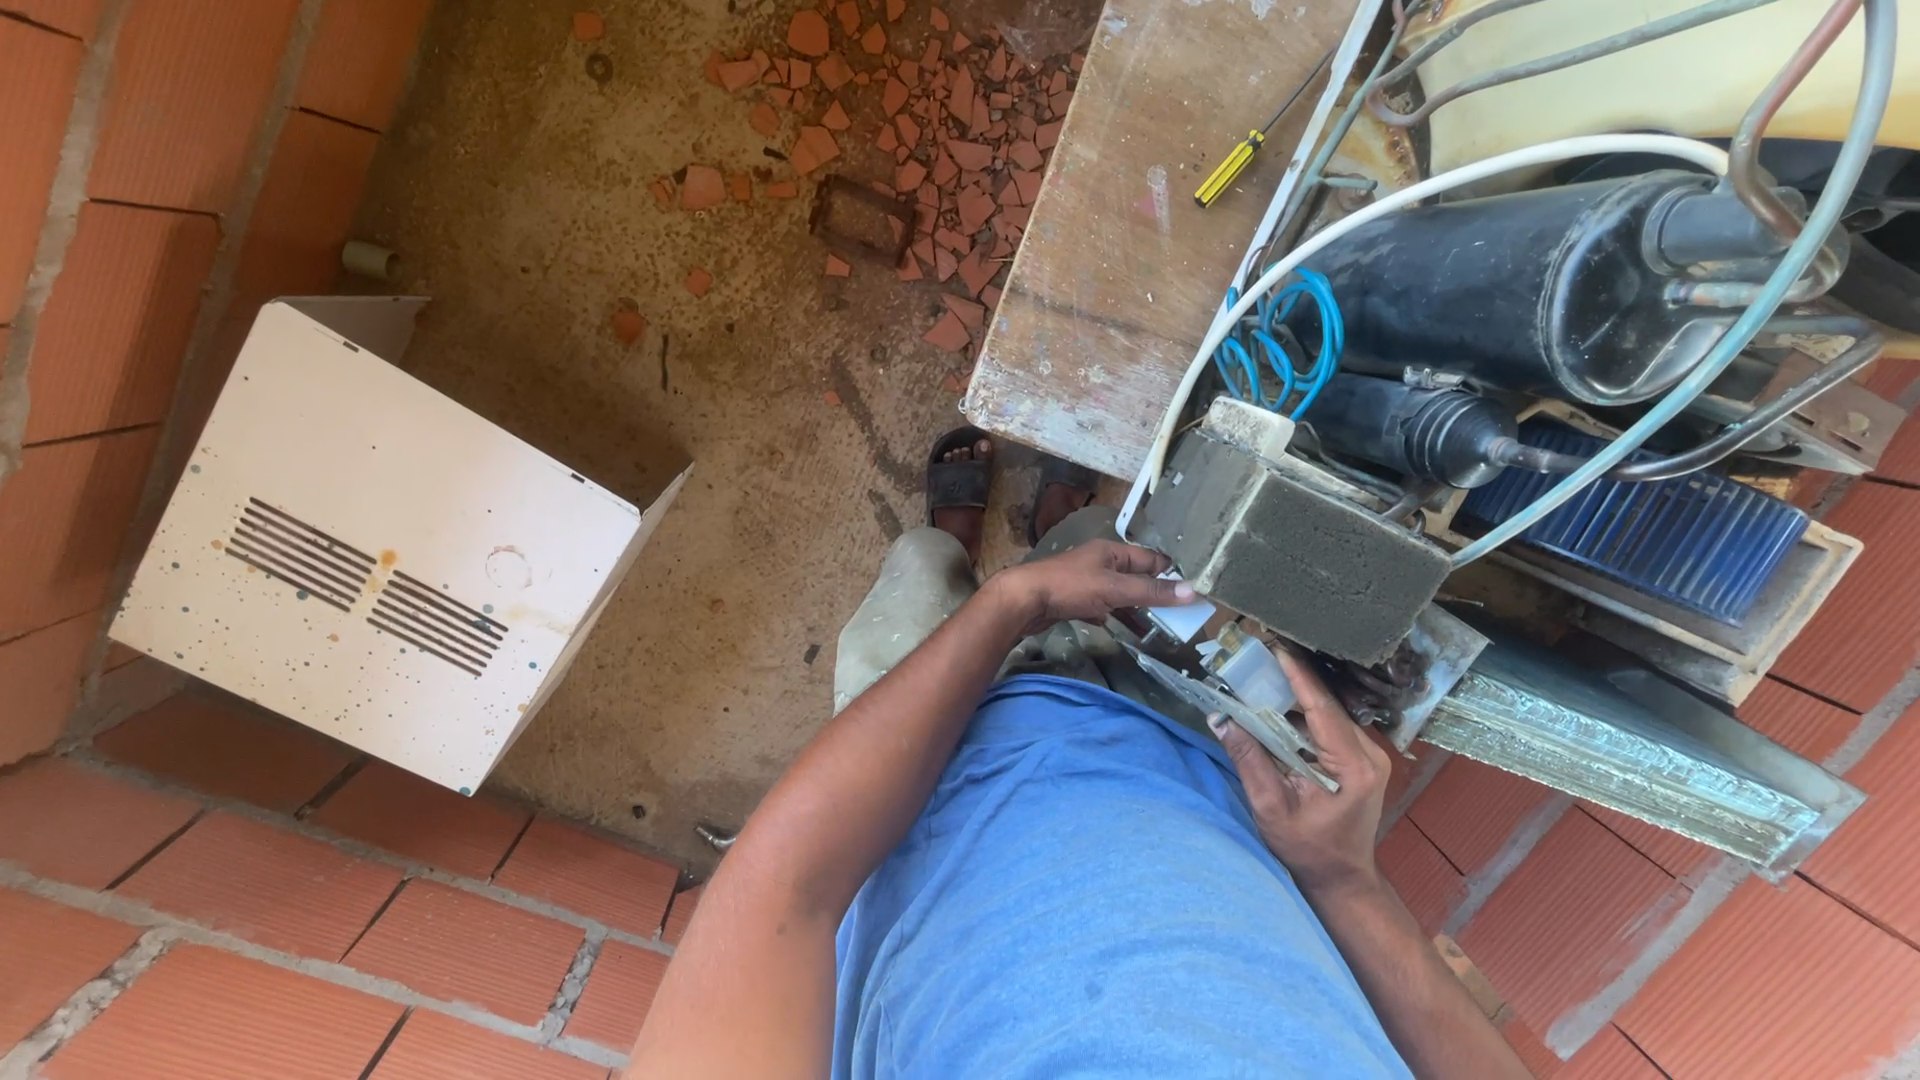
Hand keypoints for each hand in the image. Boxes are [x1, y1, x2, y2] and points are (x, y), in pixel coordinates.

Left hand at [990, 539, 1195, 635]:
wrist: (1022, 600)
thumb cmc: (1069, 587)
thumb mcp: (1115, 589)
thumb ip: (1151, 591)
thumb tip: (1192, 591)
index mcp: (1111, 551)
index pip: (1150, 560)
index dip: (1171, 574)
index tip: (1192, 592)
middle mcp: (1099, 562)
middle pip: (1135, 577)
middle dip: (1154, 594)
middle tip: (1178, 615)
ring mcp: (1085, 581)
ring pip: (1118, 594)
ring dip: (1134, 609)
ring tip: (1156, 628)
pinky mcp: (1072, 600)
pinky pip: (1100, 607)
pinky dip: (1111, 616)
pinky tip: (1119, 627)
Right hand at [1211, 644, 1391, 898]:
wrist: (1342, 877)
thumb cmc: (1306, 848)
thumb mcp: (1270, 806)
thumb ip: (1249, 759)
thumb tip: (1219, 719)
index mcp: (1352, 767)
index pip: (1323, 708)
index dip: (1298, 676)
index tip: (1276, 647)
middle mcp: (1370, 755)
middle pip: (1328, 703)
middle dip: (1295, 677)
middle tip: (1262, 652)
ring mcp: (1370, 755)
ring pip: (1331, 710)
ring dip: (1300, 691)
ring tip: (1267, 668)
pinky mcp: (1363, 758)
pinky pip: (1333, 722)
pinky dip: (1307, 708)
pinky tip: (1283, 698)